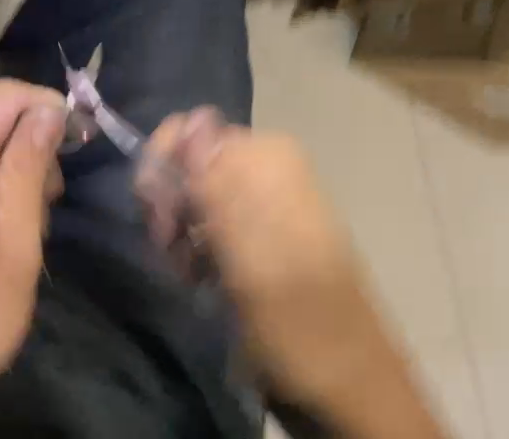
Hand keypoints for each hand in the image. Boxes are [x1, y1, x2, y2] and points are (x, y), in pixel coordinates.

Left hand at [0, 80, 67, 438]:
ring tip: (32, 231)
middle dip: (38, 148)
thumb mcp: (15, 240)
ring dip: (25, 174)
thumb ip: (30, 167)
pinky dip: (4, 189)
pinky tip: (13, 233)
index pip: (8, 94)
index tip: (85, 143)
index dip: (50, 107)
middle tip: (51, 206)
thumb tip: (49, 110)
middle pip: (0, 116)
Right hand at [141, 114, 443, 437]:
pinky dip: (195, 242)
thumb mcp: (251, 257)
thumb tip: (190, 119)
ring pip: (192, 189)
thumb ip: (217, 185)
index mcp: (271, 161)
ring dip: (177, 227)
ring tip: (184, 269)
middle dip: (168, 200)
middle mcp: (268, 167)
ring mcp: (265, 198)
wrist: (352, 387)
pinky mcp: (262, 229)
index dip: (162, 166)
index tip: (156, 214)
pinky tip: (197, 273)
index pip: (188, 131)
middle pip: (188, 159)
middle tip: (167, 247)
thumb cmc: (300, 324)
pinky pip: (209, 216)